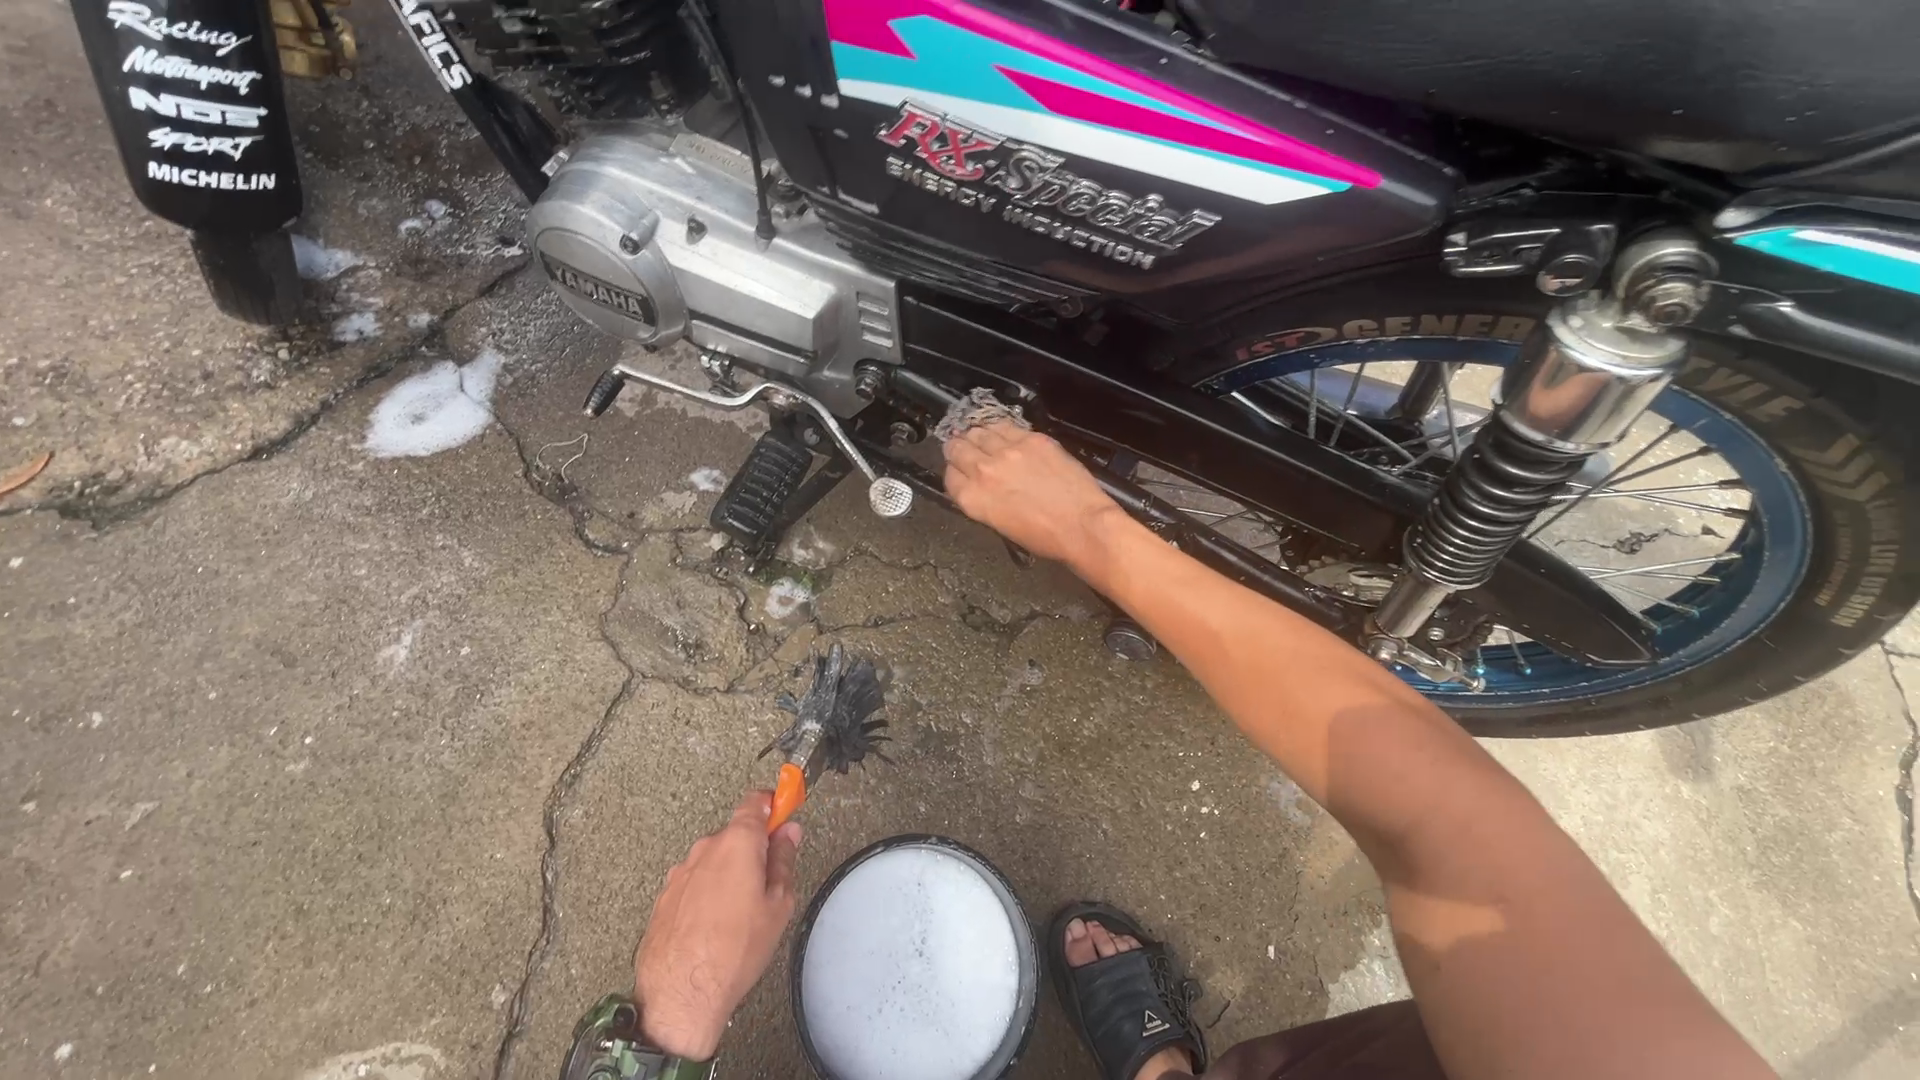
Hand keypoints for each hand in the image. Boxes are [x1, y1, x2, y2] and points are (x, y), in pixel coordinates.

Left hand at [633, 791, 803, 1059]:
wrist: (681, 994)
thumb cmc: (731, 951)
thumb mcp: (778, 904)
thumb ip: (784, 860)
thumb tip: (789, 834)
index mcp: (737, 842)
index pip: (756, 801)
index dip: (774, 803)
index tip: (785, 808)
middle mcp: (705, 849)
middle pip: (736, 833)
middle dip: (754, 849)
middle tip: (770, 879)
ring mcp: (681, 873)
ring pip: (715, 860)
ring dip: (729, 874)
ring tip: (740, 914)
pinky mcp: (666, 896)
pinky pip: (696, 883)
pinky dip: (708, 894)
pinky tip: (716, 925)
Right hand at [943, 421, 1124, 564]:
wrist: (1081, 524)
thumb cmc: (1046, 535)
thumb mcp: (1001, 526)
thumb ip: (983, 502)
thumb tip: (980, 487)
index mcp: (973, 499)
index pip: (949, 476)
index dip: (954, 471)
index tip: (959, 469)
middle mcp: (984, 471)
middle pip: (957, 449)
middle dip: (958, 448)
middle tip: (962, 447)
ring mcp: (1007, 451)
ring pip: (978, 432)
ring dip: (976, 434)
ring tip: (979, 436)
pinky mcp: (1031, 439)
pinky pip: (1005, 425)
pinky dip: (999, 428)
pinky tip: (1001, 431)